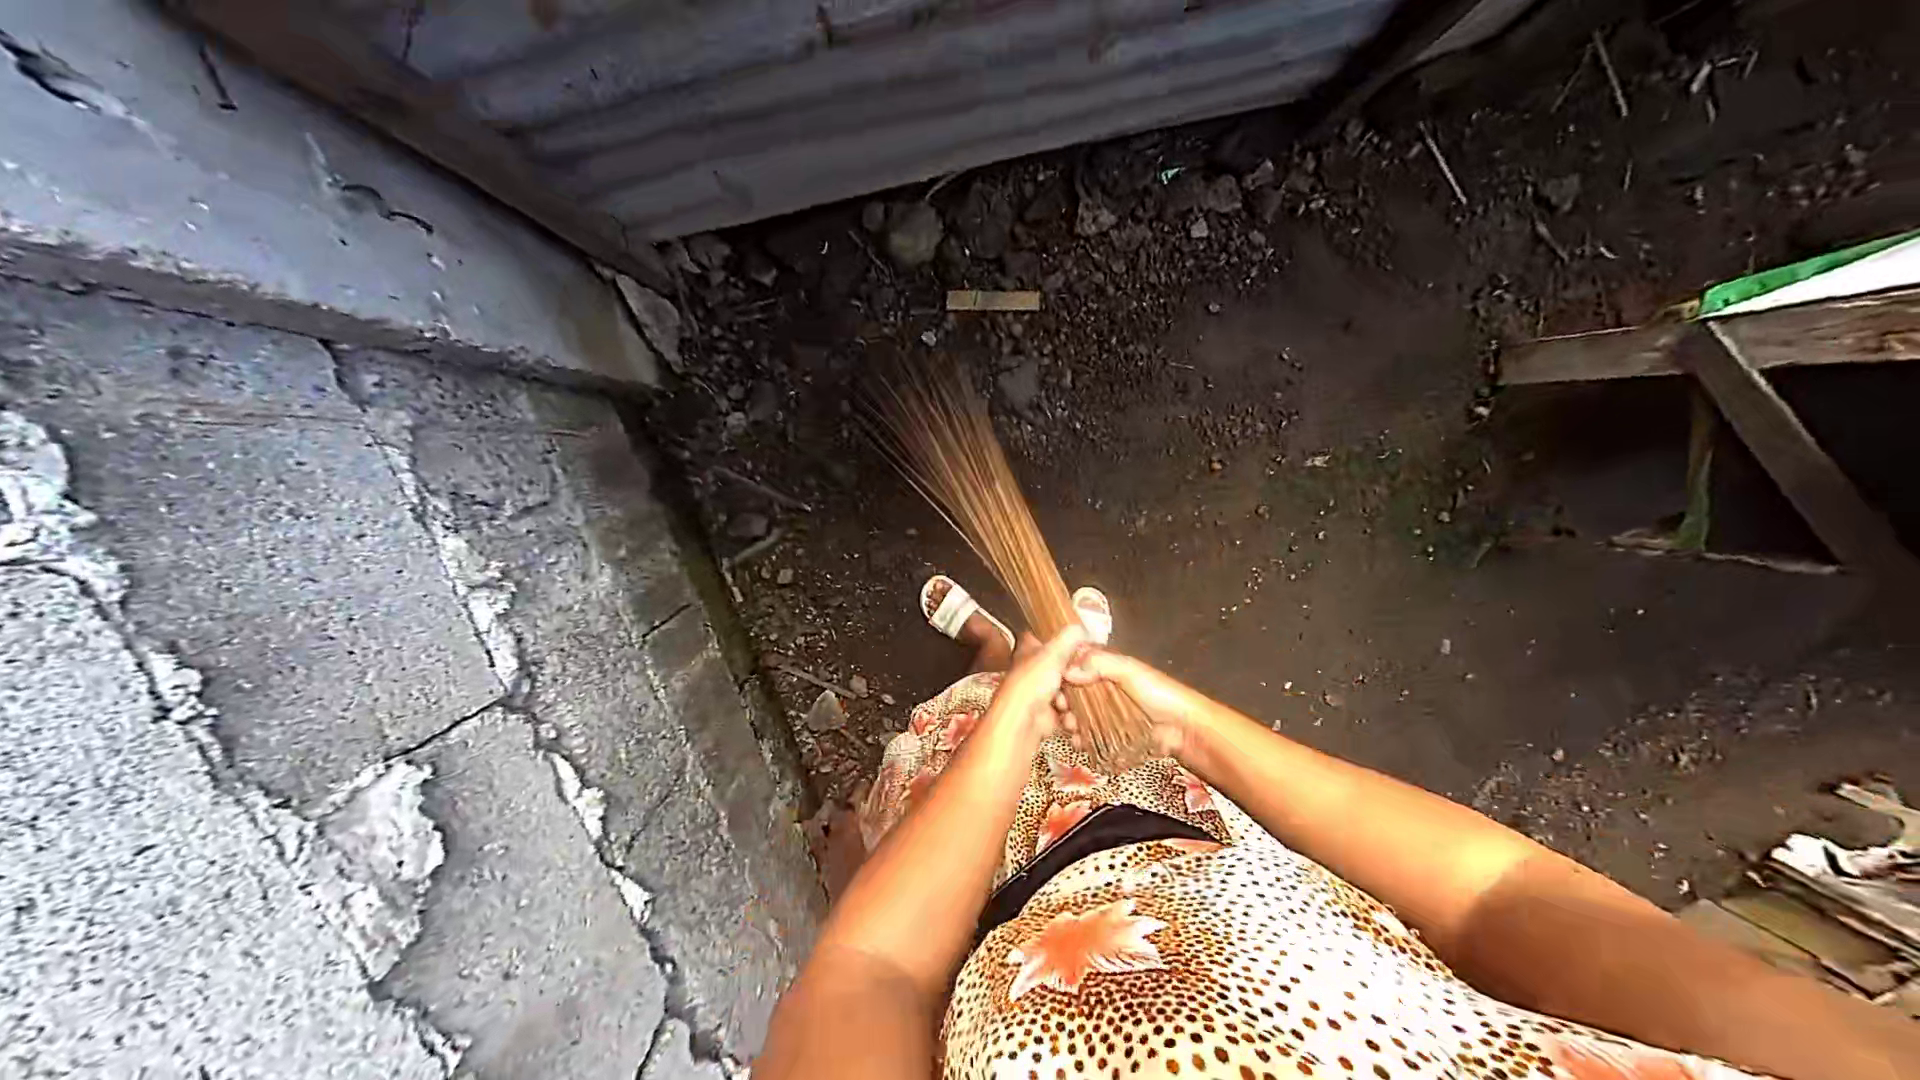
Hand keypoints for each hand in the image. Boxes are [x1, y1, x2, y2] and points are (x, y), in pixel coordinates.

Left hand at [984, 624, 1087, 739]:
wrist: (1022, 721)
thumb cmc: (1030, 683)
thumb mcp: (1054, 652)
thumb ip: (1070, 637)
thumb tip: (1082, 627)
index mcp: (1029, 652)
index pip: (1042, 640)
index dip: (1058, 642)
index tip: (1076, 645)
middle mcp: (1032, 672)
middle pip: (1059, 668)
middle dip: (1073, 675)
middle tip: (1080, 676)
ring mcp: (1038, 694)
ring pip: (1065, 692)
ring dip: (1071, 698)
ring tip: (1067, 700)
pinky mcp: (1045, 715)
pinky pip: (1065, 714)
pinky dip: (1070, 716)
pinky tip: (1069, 716)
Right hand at [1061, 648, 1208, 757]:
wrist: (1184, 729)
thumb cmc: (1160, 694)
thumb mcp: (1129, 670)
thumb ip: (1099, 664)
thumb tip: (1068, 670)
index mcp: (1107, 668)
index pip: (1076, 667)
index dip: (1062, 675)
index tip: (1053, 684)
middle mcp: (1103, 688)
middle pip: (1073, 692)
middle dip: (1063, 700)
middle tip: (1060, 709)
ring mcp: (1106, 712)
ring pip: (1079, 714)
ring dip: (1070, 720)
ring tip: (1069, 726)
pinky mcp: (1110, 733)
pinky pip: (1089, 734)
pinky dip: (1080, 738)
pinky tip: (1077, 741)